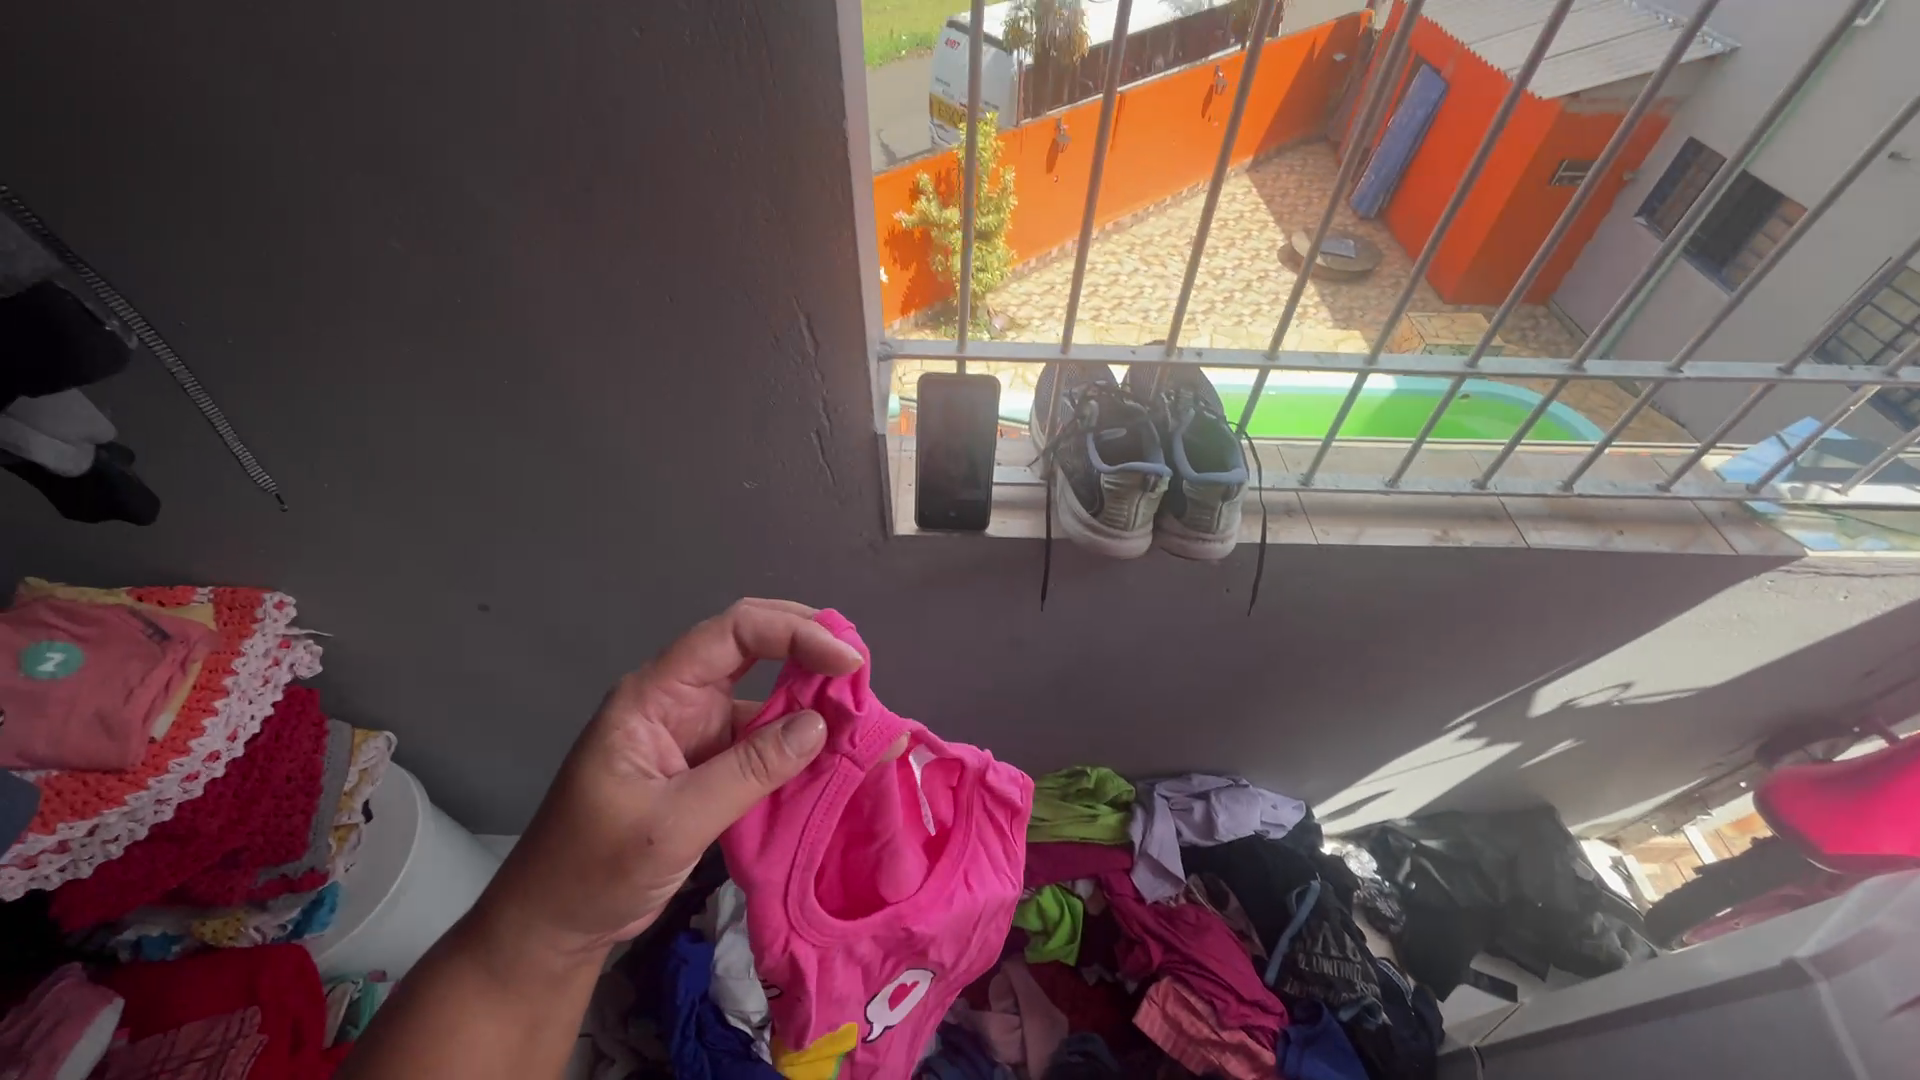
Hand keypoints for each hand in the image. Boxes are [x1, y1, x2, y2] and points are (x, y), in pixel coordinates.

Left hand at [471, 598, 863, 962]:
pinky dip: (802, 744)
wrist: (552, 926)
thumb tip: (821, 726)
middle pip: (753, 647)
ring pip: (766, 695)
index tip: (848, 659)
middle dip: (811, 649)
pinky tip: (835, 754)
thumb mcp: (672, 823)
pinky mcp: (711, 765)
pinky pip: (765, 740)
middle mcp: (680, 699)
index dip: (796, 633)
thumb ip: (748, 772)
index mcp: (657, 694)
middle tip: (863, 672)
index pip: (733, 633)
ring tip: (864, 718)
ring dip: (815, 700)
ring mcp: (697, 732)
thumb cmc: (592, 869)